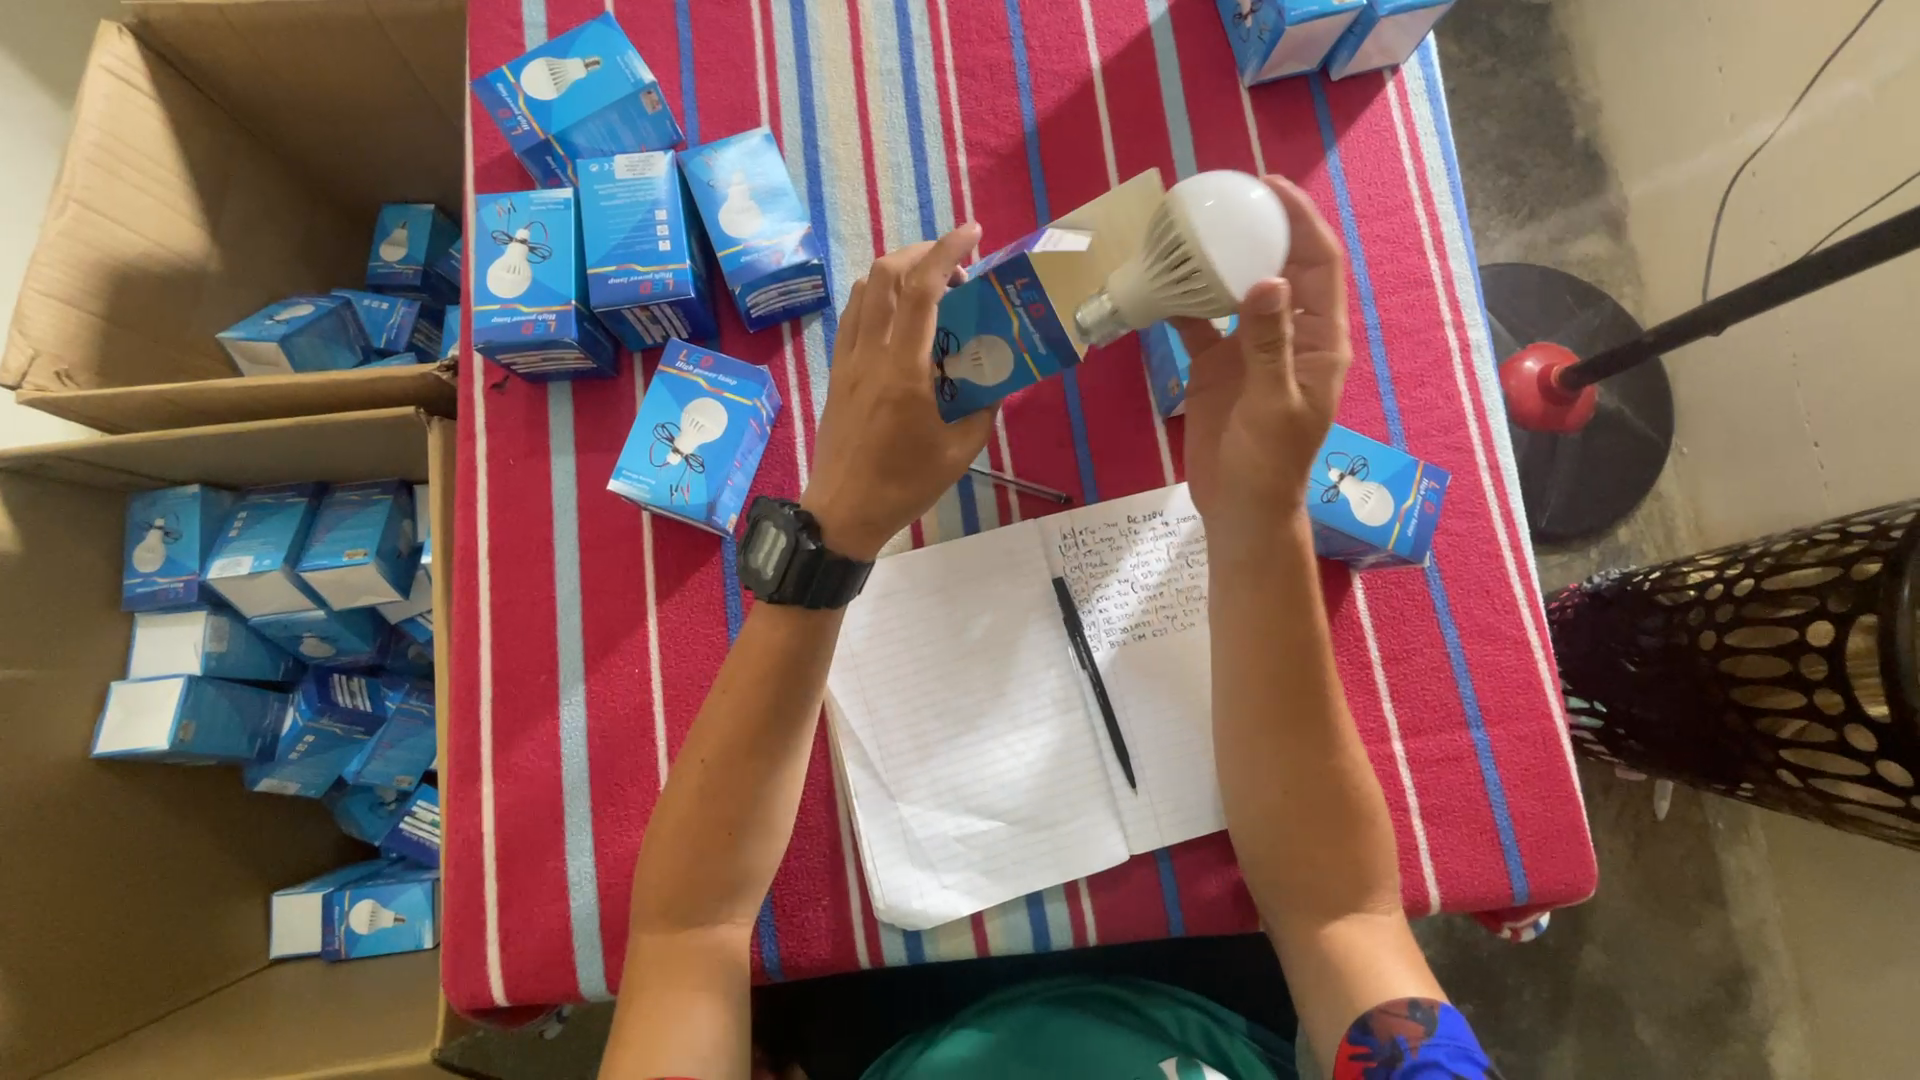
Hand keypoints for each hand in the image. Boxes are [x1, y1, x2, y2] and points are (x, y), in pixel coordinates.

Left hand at [801, 224, 995, 559]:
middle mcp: (870, 353)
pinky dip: (875, 298)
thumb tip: (999, 380)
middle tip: (956, 267)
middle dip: (922, 253)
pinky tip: (898, 318)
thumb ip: (983, 408)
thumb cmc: (904, 485)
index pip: (922, 288)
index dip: (947, 250)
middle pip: (884, 273)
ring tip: (928, 288)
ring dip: (896, 273)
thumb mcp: (959, 451)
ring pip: (862, 290)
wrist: (844, 511)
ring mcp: (847, 360)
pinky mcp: (836, 372)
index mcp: (904, 369)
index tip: (973, 232)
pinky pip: (852, 316)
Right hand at [1177, 176, 1351, 565]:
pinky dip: (1183, 305)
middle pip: (1280, 268)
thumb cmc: (1268, 464)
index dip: (1301, 223)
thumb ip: (1269, 344)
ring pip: (1237, 292)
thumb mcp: (1273, 404)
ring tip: (1192, 230)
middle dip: (1259, 231)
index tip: (1270, 190)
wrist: (1239, 508)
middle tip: (1226, 198)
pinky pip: (1200, 326)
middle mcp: (1287, 337)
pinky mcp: (1215, 369)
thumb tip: (1265, 281)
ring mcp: (1248, 352)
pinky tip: (1162, 285)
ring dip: (1219, 263)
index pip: (1318, 267)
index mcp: (1319, 342)